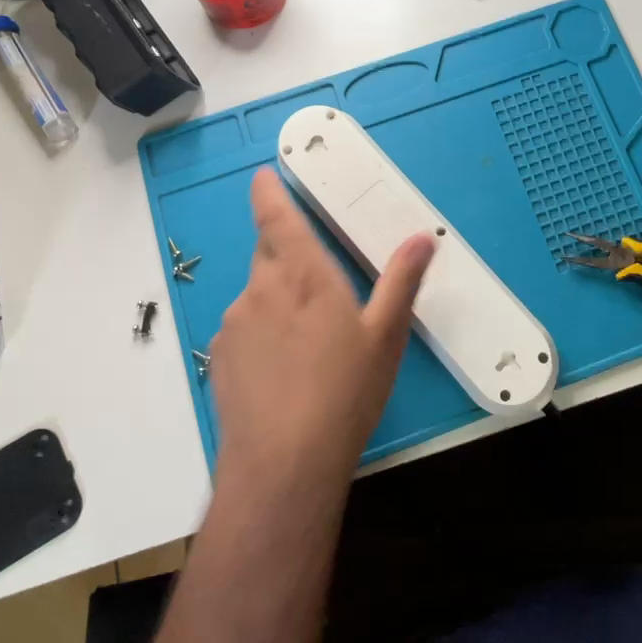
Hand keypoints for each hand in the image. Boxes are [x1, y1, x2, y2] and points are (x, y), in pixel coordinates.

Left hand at [208, 169, 435, 487]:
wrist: (282, 465)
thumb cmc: (344, 393)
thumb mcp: (385, 336)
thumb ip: (401, 281)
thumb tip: (423, 238)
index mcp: (302, 274)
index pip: (276, 217)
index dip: (267, 193)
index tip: (261, 177)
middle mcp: (260, 289)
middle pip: (268, 254)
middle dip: (287, 255)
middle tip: (318, 282)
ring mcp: (234, 324)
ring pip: (257, 295)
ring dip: (277, 301)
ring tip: (307, 343)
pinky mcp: (219, 358)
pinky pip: (244, 331)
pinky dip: (262, 335)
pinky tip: (283, 372)